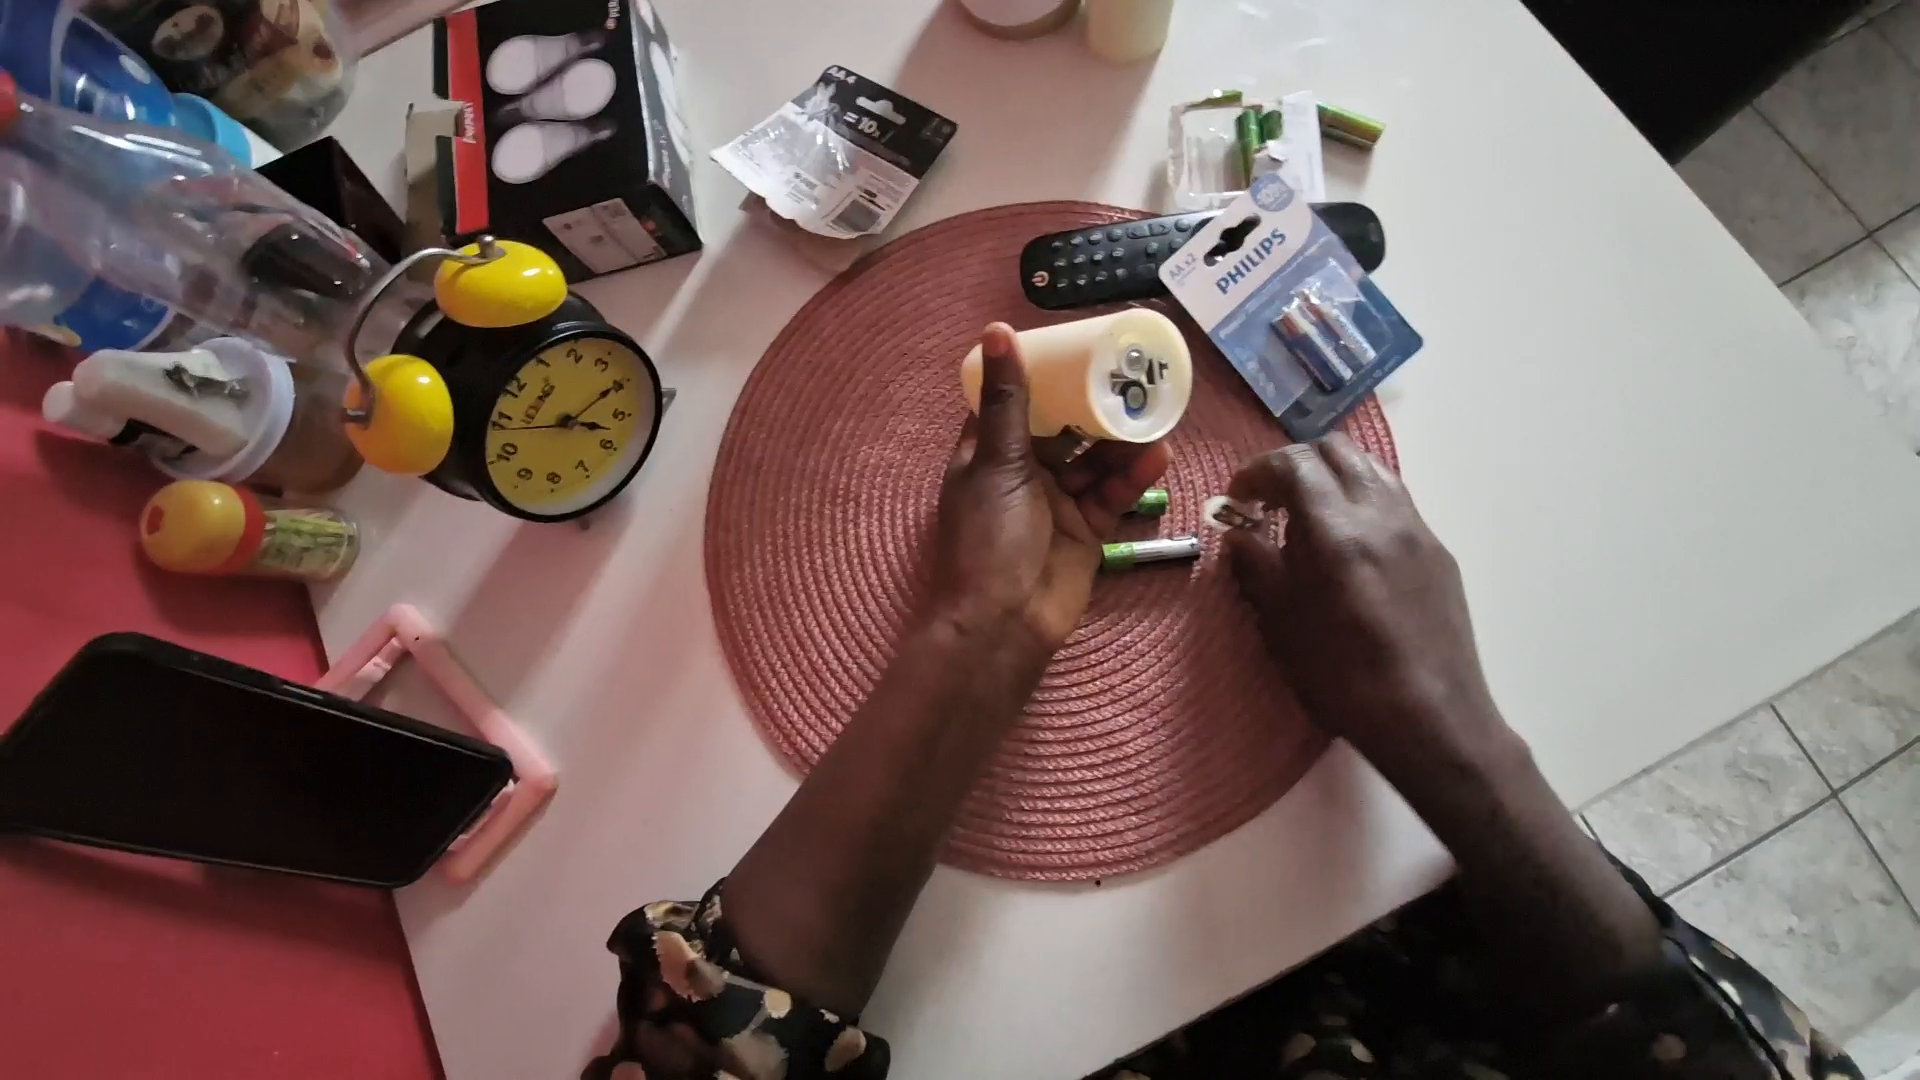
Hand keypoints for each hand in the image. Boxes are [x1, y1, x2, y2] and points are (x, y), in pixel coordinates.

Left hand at [930, 322, 1169, 655]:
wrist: (1006, 623)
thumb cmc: (990, 537)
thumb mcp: (997, 462)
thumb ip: (1008, 401)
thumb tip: (995, 330)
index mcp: (988, 452)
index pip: (1016, 402)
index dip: (1043, 375)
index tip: (1078, 346)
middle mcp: (1022, 472)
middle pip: (1064, 428)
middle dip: (1095, 406)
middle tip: (1134, 376)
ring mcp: (1056, 501)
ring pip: (1094, 461)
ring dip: (1121, 441)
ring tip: (1154, 413)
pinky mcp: (1087, 529)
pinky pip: (1112, 495)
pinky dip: (1132, 478)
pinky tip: (1157, 456)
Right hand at [1223, 434, 1499, 762]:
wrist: (1429, 718)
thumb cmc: (1341, 675)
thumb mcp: (1280, 621)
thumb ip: (1256, 565)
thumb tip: (1238, 535)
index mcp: (1336, 531)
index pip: (1293, 464)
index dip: (1256, 472)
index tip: (1236, 499)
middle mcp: (1381, 514)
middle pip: (1336, 450)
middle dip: (1294, 464)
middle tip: (1269, 501)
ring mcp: (1416, 529)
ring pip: (1371, 468)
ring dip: (1330, 477)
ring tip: (1307, 516)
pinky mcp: (1437, 550)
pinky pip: (1393, 499)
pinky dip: (1359, 500)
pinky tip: (1345, 544)